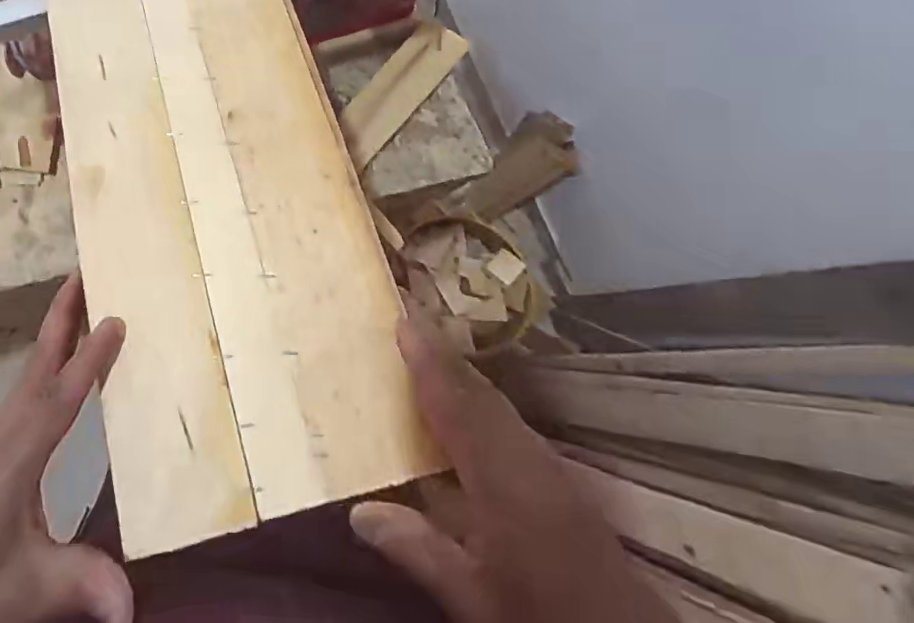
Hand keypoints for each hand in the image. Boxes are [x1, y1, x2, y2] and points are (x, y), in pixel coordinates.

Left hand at [0, 276, 129, 622]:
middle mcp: (4, 434)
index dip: (89, 360)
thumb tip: (132, 607)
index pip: (60, 398)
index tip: (117, 319)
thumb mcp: (24, 591)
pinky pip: (30, 386)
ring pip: (33, 369)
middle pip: (40, 363)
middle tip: (87, 270)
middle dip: (63, 315)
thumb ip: (81, 585)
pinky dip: (51, 357)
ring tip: (86, 299)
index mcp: (15, 458)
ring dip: (59, 330)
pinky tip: (67, 358)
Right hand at [349, 312, 675, 622]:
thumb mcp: (470, 591)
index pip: (455, 403)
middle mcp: (523, 452)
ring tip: (426, 353)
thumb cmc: (536, 607)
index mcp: (499, 475)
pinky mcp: (553, 470)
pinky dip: (478, 398)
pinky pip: (506, 417)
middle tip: (408, 323)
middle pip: (477, 390)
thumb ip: (416, 547)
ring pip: (494, 401)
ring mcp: (543, 457)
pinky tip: (462, 409)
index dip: (427, 360)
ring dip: (460, 373)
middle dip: (443, 354)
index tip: (404, 319)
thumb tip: (360, 511)